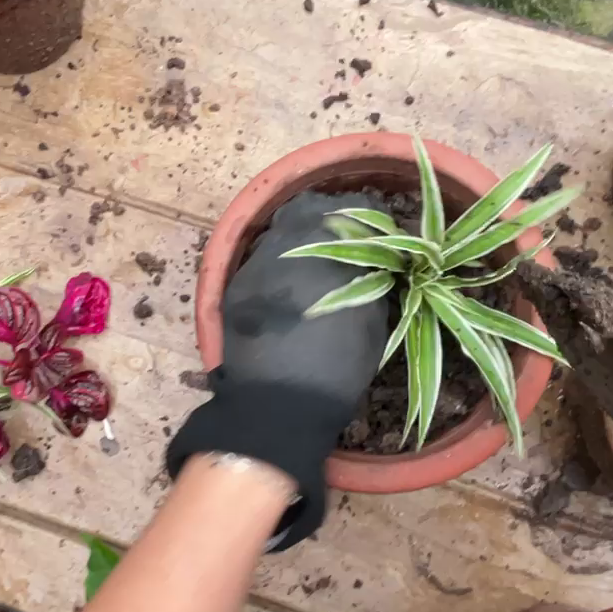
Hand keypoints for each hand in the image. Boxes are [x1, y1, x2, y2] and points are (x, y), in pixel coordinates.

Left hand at [216, 191, 390, 404]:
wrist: (278, 403)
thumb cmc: (338, 367)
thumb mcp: (374, 320)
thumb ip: (374, 279)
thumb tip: (376, 261)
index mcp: (333, 249)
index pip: (356, 210)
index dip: (369, 218)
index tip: (376, 232)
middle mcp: (291, 243)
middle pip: (311, 208)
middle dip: (330, 216)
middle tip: (344, 237)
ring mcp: (258, 260)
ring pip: (282, 229)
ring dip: (301, 236)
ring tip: (315, 261)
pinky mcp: (236, 282)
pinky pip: (262, 257)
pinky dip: (279, 262)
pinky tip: (288, 285)